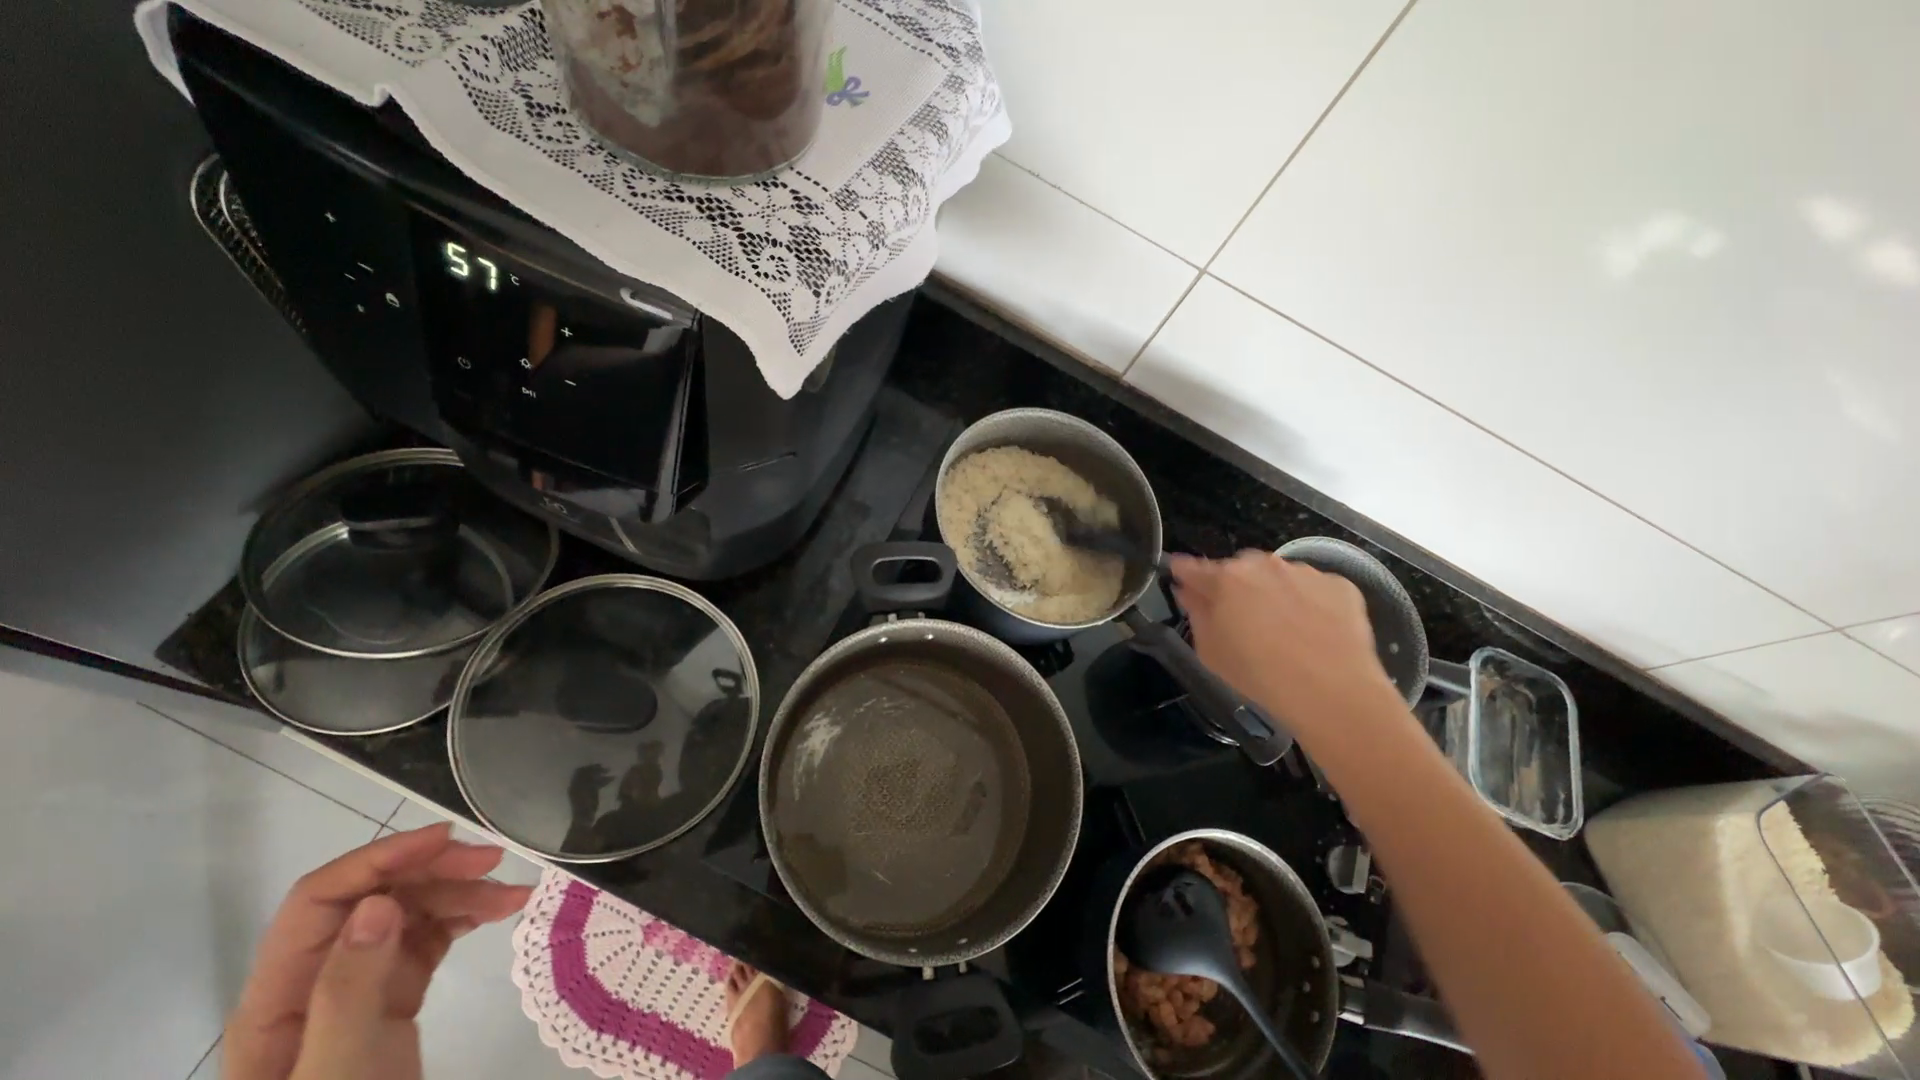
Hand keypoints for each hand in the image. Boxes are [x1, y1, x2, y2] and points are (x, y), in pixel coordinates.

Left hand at [225, 824, 533, 1079]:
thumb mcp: (337, 1072)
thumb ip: (349, 991)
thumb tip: (379, 903)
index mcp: (277, 996)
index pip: (319, 900)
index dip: (379, 859)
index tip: (446, 839)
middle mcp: (311, 984)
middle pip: (368, 899)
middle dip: (431, 871)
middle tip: (495, 862)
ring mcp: (352, 994)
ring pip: (403, 917)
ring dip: (458, 894)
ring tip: (514, 895)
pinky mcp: (389, 1006)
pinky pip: (423, 945)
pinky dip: (460, 920)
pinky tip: (495, 913)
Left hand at [569, 764, 612, 815]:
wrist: (583, 818)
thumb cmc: (585, 804)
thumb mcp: (588, 790)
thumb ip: (590, 779)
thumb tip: (595, 770)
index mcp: (575, 784)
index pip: (581, 771)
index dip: (590, 767)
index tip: (601, 766)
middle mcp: (576, 786)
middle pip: (586, 774)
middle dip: (596, 771)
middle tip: (607, 769)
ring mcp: (581, 791)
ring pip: (591, 779)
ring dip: (601, 776)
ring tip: (611, 776)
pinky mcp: (587, 795)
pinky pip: (594, 785)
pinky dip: (601, 782)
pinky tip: (610, 781)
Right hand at [1169, 550, 1403, 738]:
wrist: (1332, 691)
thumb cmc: (1259, 675)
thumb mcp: (1210, 653)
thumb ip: (1196, 614)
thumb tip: (1189, 592)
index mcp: (1225, 580)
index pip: (1192, 566)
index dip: (1184, 572)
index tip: (1182, 579)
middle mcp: (1263, 565)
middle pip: (1240, 568)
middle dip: (1237, 587)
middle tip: (1243, 621)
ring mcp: (1305, 572)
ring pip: (1279, 576)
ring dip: (1275, 594)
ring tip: (1285, 632)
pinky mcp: (1339, 585)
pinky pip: (1315, 589)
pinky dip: (1311, 603)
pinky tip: (1315, 633)